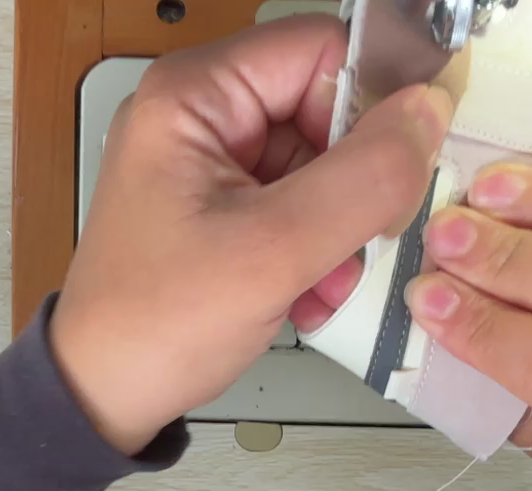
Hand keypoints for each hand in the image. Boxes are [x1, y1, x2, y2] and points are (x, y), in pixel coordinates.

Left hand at [50, 15, 454, 453]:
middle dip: (351, 188)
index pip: (319, 51)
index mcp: (193, 98)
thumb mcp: (274, 251)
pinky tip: (305, 298)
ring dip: (334, 233)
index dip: (372, 104)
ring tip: (323, 287)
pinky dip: (308, 253)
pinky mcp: (211, 219)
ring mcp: (202, 174)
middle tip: (355, 247)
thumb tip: (428, 113)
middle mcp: (196, 122)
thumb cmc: (158, 326)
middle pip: (319, 114)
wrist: (104, 397)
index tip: (398, 169)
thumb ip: (363, 178)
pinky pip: (286, 212)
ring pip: (311, 172)